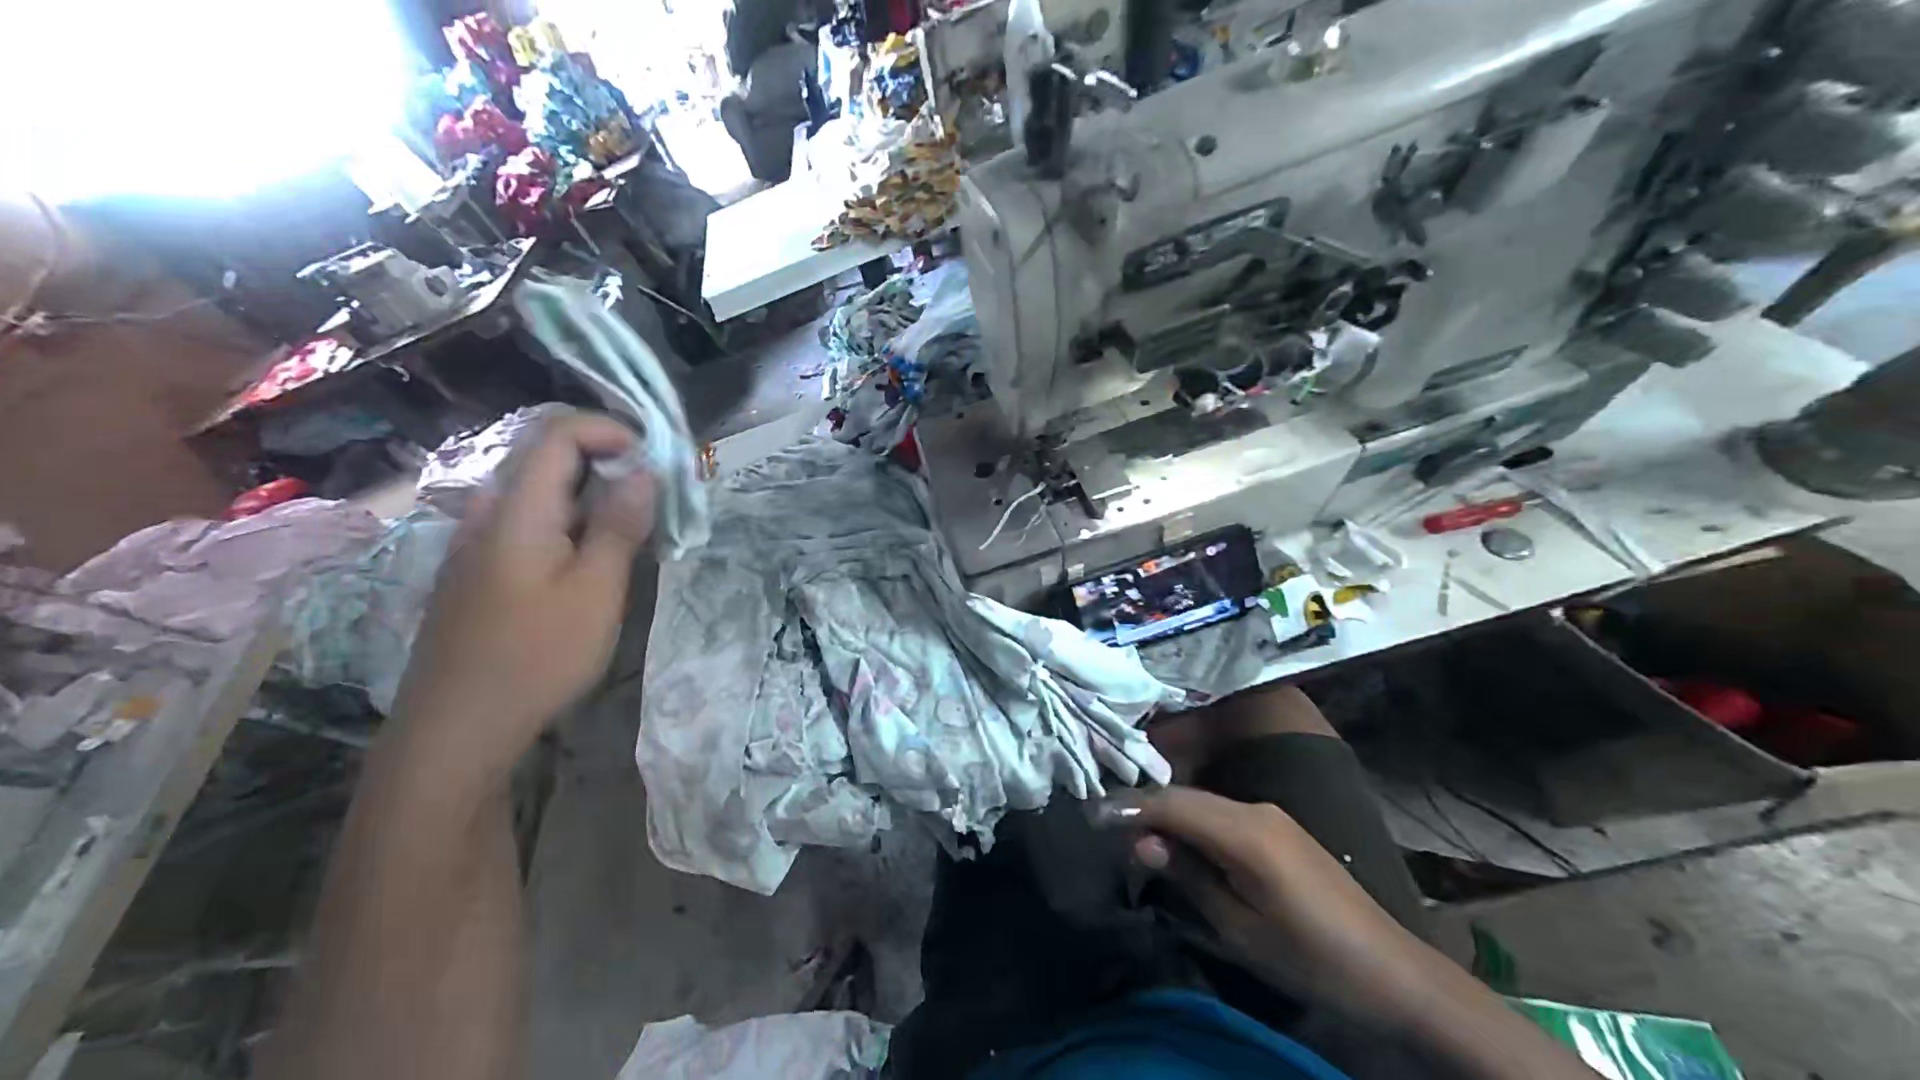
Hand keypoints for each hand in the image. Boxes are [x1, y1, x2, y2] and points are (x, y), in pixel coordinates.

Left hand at [390, 411, 656, 783]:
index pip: (556, 434)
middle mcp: (487, 515)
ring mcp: (474, 546)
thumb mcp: (596, 591)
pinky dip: (568, 524)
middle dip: (606, 463)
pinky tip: (589, 563)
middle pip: (545, 459)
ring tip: (630, 531)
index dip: (609, 430)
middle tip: (653, 498)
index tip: (654, 459)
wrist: (455, 729)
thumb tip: (643, 471)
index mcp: (516, 510)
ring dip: (589, 496)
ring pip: (537, 495)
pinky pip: (526, 525)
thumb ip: (619, 526)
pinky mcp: (476, 574)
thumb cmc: (536, 656)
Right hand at [1124, 787, 1436, 1024]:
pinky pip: (1220, 812)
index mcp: (1246, 833)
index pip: (1173, 803)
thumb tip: (1141, 841)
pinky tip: (1174, 837)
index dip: (1129, 805)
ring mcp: (1269, 814)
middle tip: (1102, 824)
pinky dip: (1190, 820)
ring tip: (1130, 831)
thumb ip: (1188, 876)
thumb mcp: (1239, 928)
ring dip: (1165, 812)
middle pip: (1185, 797)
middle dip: (1142, 806)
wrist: (1390, 970)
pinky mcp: (1277, 826)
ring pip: (1201, 802)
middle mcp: (1256, 809)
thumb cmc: (1309, 958)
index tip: (1091, 815)